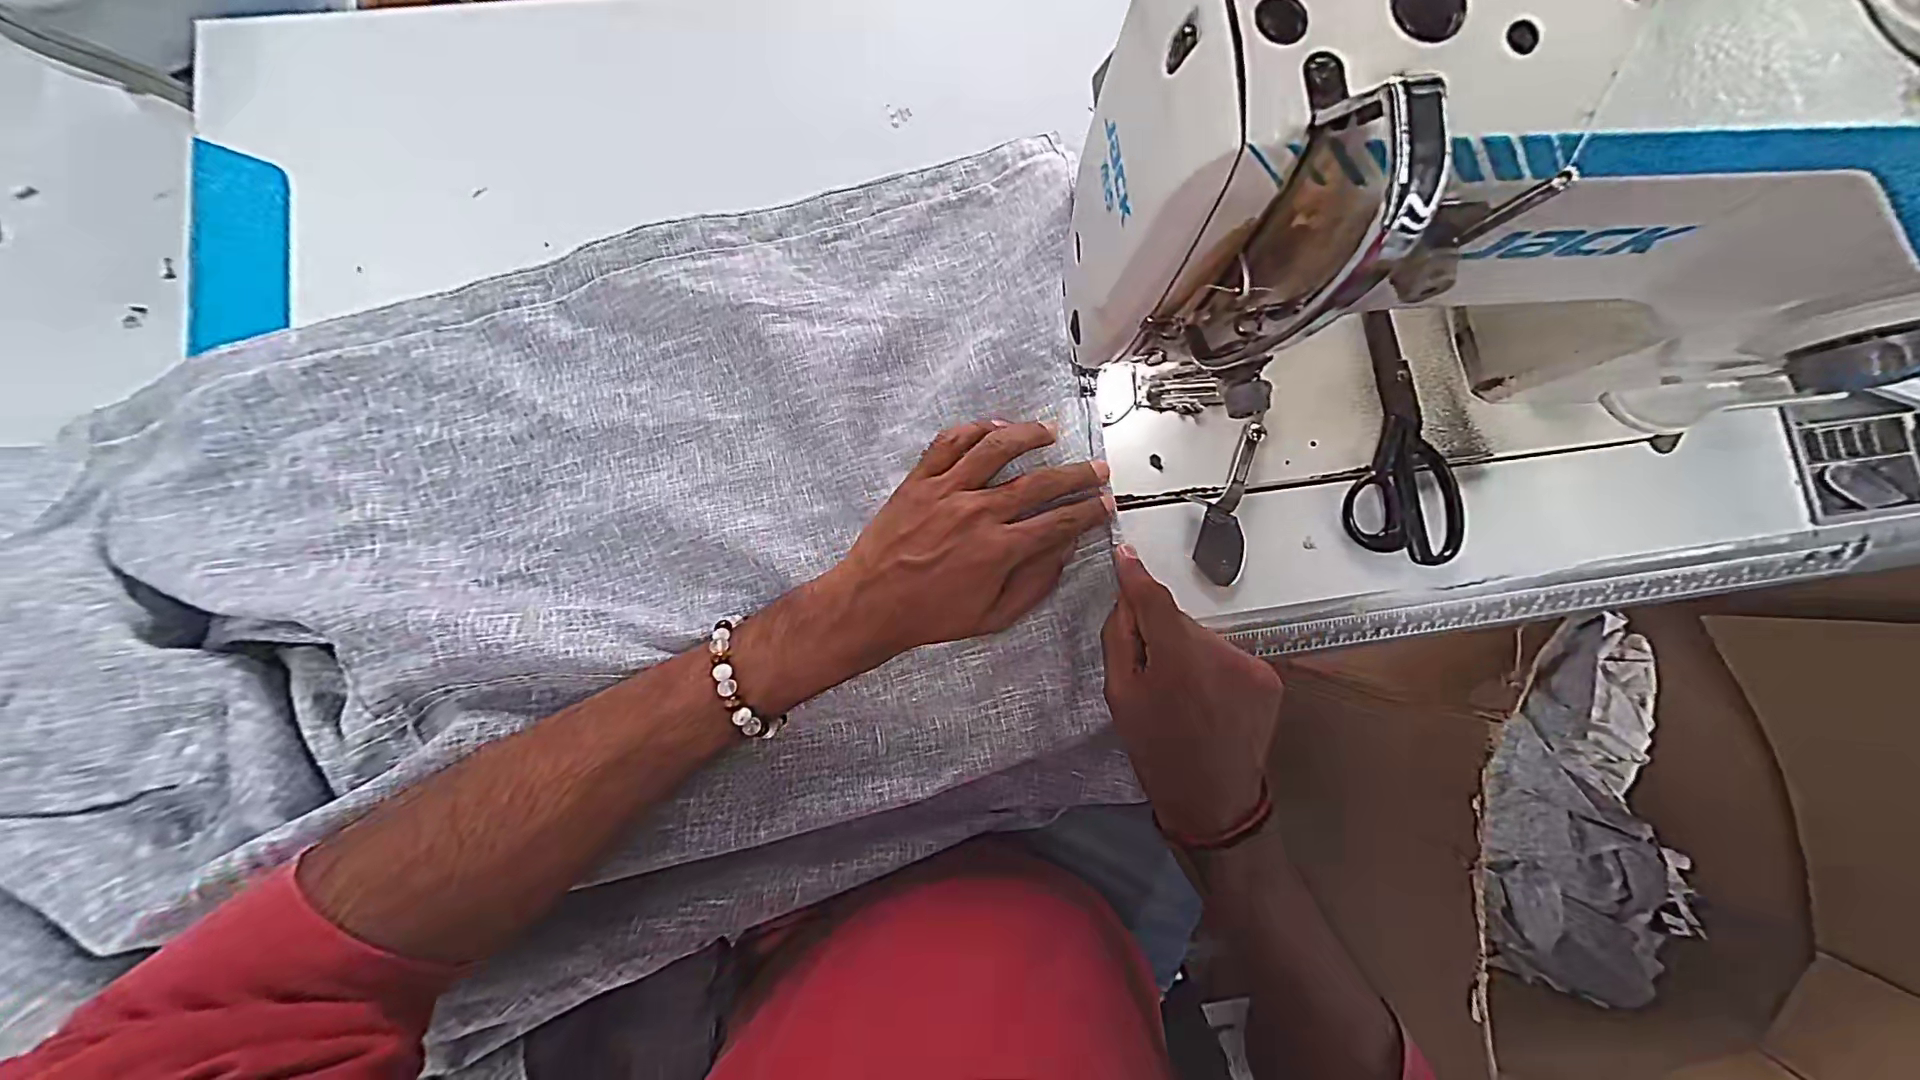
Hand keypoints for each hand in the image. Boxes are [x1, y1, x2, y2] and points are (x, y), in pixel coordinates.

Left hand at [820, 419, 1112, 666]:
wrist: (870, 604)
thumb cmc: (926, 615)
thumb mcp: (992, 616)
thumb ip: (1034, 584)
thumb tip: (1062, 554)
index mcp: (998, 549)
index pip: (1059, 521)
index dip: (1088, 511)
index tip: (1102, 504)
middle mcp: (976, 513)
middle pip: (1040, 481)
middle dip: (1076, 474)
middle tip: (1094, 469)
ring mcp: (946, 492)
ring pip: (998, 448)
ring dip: (1031, 436)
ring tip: (1049, 432)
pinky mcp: (919, 482)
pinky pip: (950, 443)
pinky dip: (975, 429)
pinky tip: (993, 427)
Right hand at [1102, 545, 1283, 837]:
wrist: (1213, 799)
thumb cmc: (1160, 753)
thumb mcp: (1120, 695)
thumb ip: (1119, 639)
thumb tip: (1125, 601)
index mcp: (1176, 661)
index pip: (1153, 599)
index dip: (1135, 576)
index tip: (1126, 557)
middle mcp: (1218, 656)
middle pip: (1177, 618)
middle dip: (1160, 631)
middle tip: (1150, 670)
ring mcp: (1248, 666)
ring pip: (1202, 635)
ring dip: (1187, 650)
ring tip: (1181, 692)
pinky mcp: (1266, 677)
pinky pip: (1226, 653)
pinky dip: (1211, 664)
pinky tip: (1204, 696)